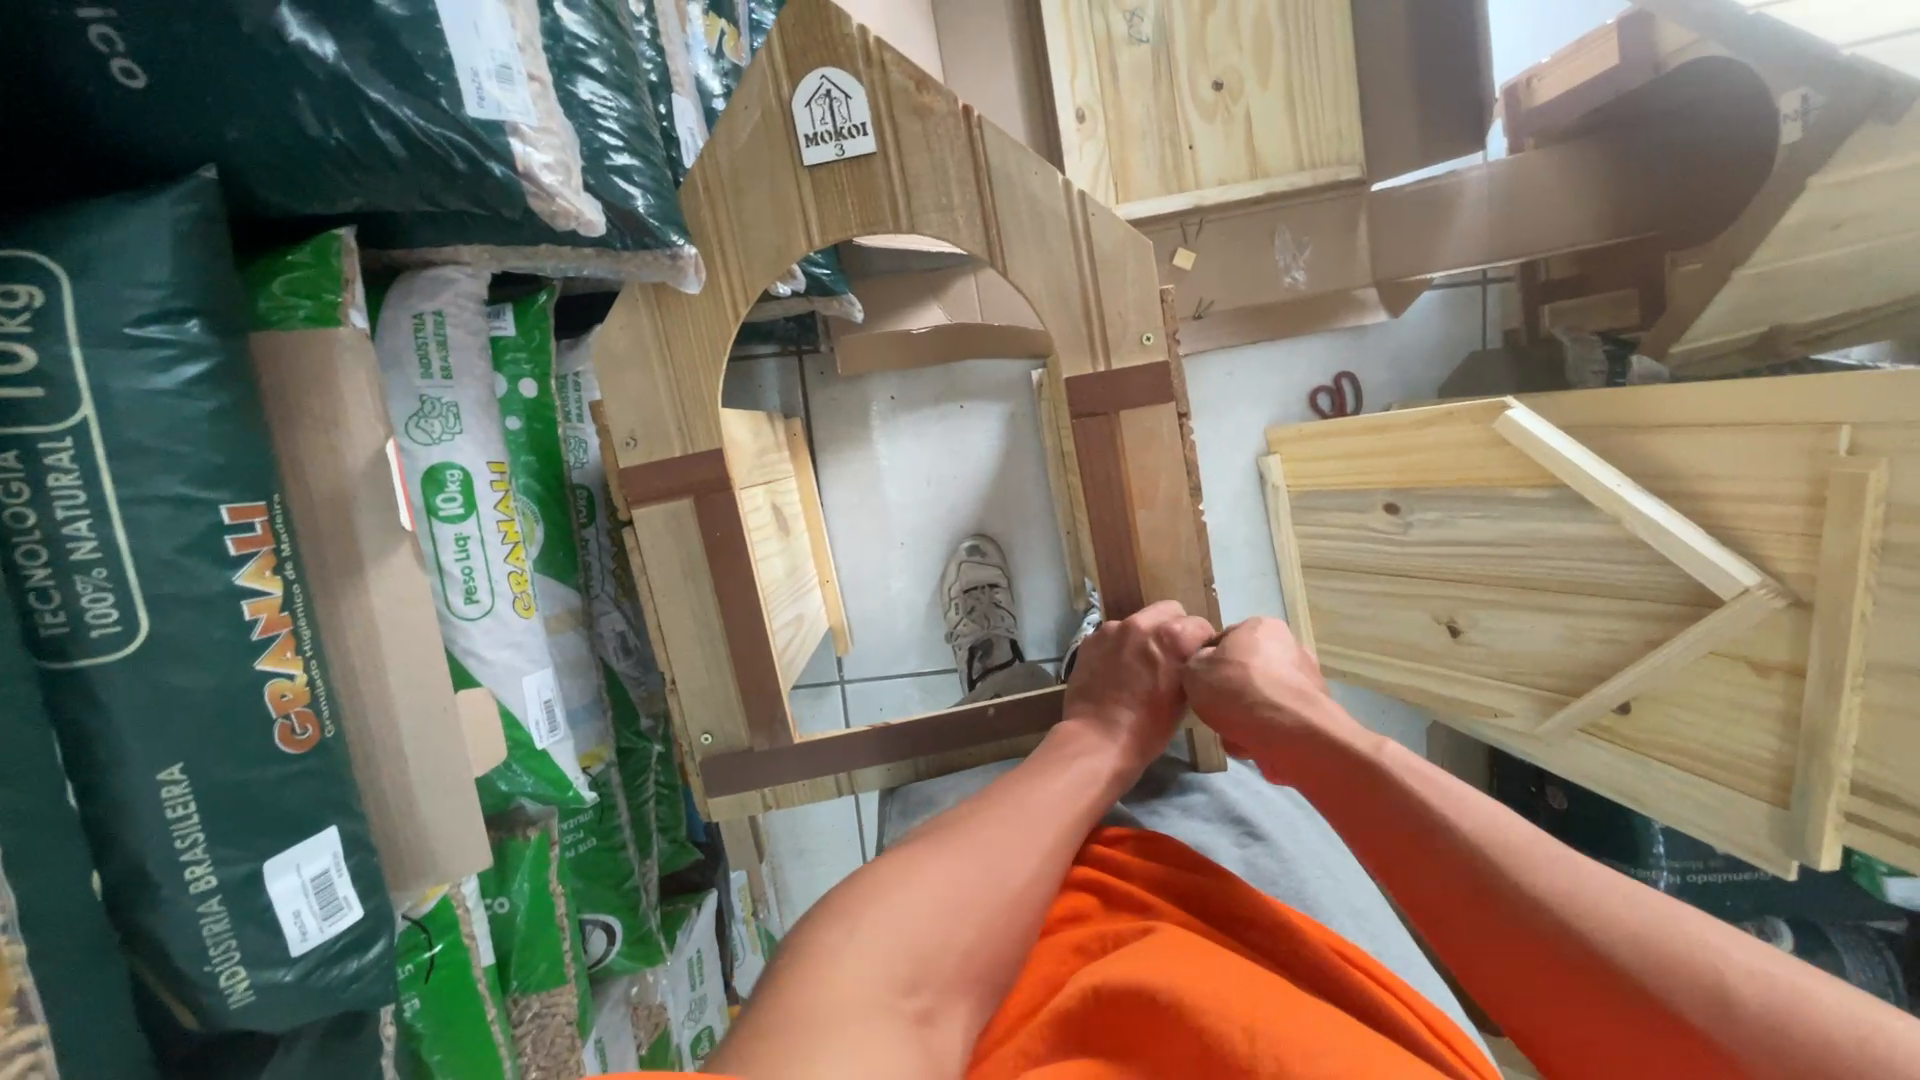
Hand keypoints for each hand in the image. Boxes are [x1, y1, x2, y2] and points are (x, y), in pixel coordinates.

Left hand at [1059, 600, 1215, 778]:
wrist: (1097, 740)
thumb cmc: (1147, 728)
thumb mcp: (1183, 699)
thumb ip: (1188, 667)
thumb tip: (1190, 658)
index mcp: (1172, 637)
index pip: (1200, 625)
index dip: (1202, 642)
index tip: (1197, 657)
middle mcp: (1141, 624)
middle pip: (1169, 610)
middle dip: (1175, 628)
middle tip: (1170, 654)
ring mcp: (1112, 629)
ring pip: (1139, 620)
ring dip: (1145, 635)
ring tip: (1140, 663)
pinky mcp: (1090, 639)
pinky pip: (1114, 633)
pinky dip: (1120, 644)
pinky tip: (1117, 668)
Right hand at [1182, 617, 1364, 770]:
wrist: (1287, 731)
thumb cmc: (1236, 689)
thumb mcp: (1193, 670)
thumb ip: (1196, 663)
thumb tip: (1207, 666)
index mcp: (1261, 627)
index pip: (1224, 641)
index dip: (1207, 663)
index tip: (1200, 684)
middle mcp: (1291, 646)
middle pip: (1247, 671)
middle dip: (1232, 691)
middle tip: (1217, 710)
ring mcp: (1308, 680)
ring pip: (1264, 697)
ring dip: (1248, 714)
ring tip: (1233, 734)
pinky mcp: (1317, 712)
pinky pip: (1280, 719)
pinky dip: (1266, 730)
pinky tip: (1252, 744)